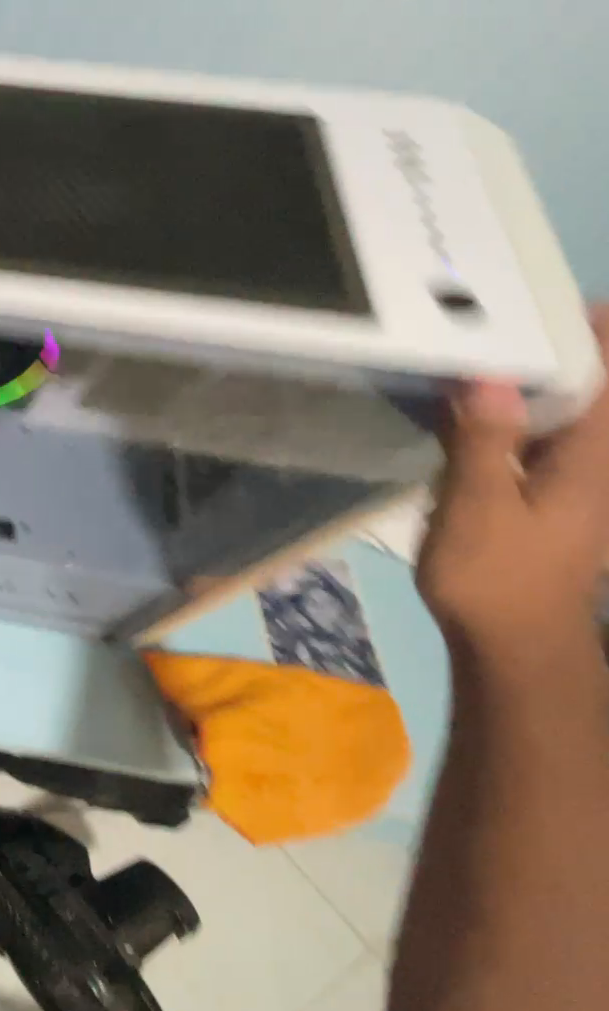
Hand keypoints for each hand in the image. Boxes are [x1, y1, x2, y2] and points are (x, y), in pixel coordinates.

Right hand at [417, 308, 608, 655]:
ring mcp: (579, 483)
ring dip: (536, 387)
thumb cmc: (499, 574)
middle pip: (596, 392)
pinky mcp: (554, 500)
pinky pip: (548, 441)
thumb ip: (483, 442)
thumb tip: (488, 377)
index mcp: (594, 457)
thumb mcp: (479, 507)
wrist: (517, 640)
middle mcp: (597, 462)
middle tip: (503, 328)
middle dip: (563, 355)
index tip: (562, 304)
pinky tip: (480, 419)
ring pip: (571, 416)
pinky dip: (521, 419)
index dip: (598, 337)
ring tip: (483, 365)